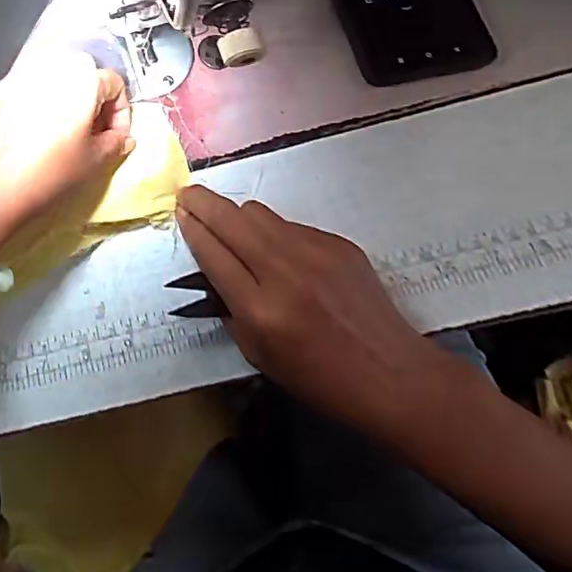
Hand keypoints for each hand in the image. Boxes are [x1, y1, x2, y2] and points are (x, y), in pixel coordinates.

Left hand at [0, 52, 134, 266]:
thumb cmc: (47, 171)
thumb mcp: (93, 161)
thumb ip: (115, 143)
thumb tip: (121, 138)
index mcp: (81, 76)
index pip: (115, 84)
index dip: (122, 114)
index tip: (117, 138)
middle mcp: (51, 66)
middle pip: (85, 79)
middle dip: (97, 107)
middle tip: (96, 139)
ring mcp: (21, 77)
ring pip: (58, 85)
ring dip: (70, 107)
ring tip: (69, 141)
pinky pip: (33, 94)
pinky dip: (45, 110)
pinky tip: (40, 140)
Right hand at [175, 185, 462, 435]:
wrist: (391, 373)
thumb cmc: (320, 378)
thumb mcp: (260, 355)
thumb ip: (231, 309)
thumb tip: (214, 268)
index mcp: (261, 310)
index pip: (214, 254)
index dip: (193, 229)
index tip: (180, 213)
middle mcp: (285, 273)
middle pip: (231, 221)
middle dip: (203, 202)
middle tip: (187, 193)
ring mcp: (315, 253)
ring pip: (260, 214)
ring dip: (236, 214)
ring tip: (228, 222)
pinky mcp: (338, 243)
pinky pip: (291, 225)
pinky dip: (273, 232)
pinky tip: (278, 250)